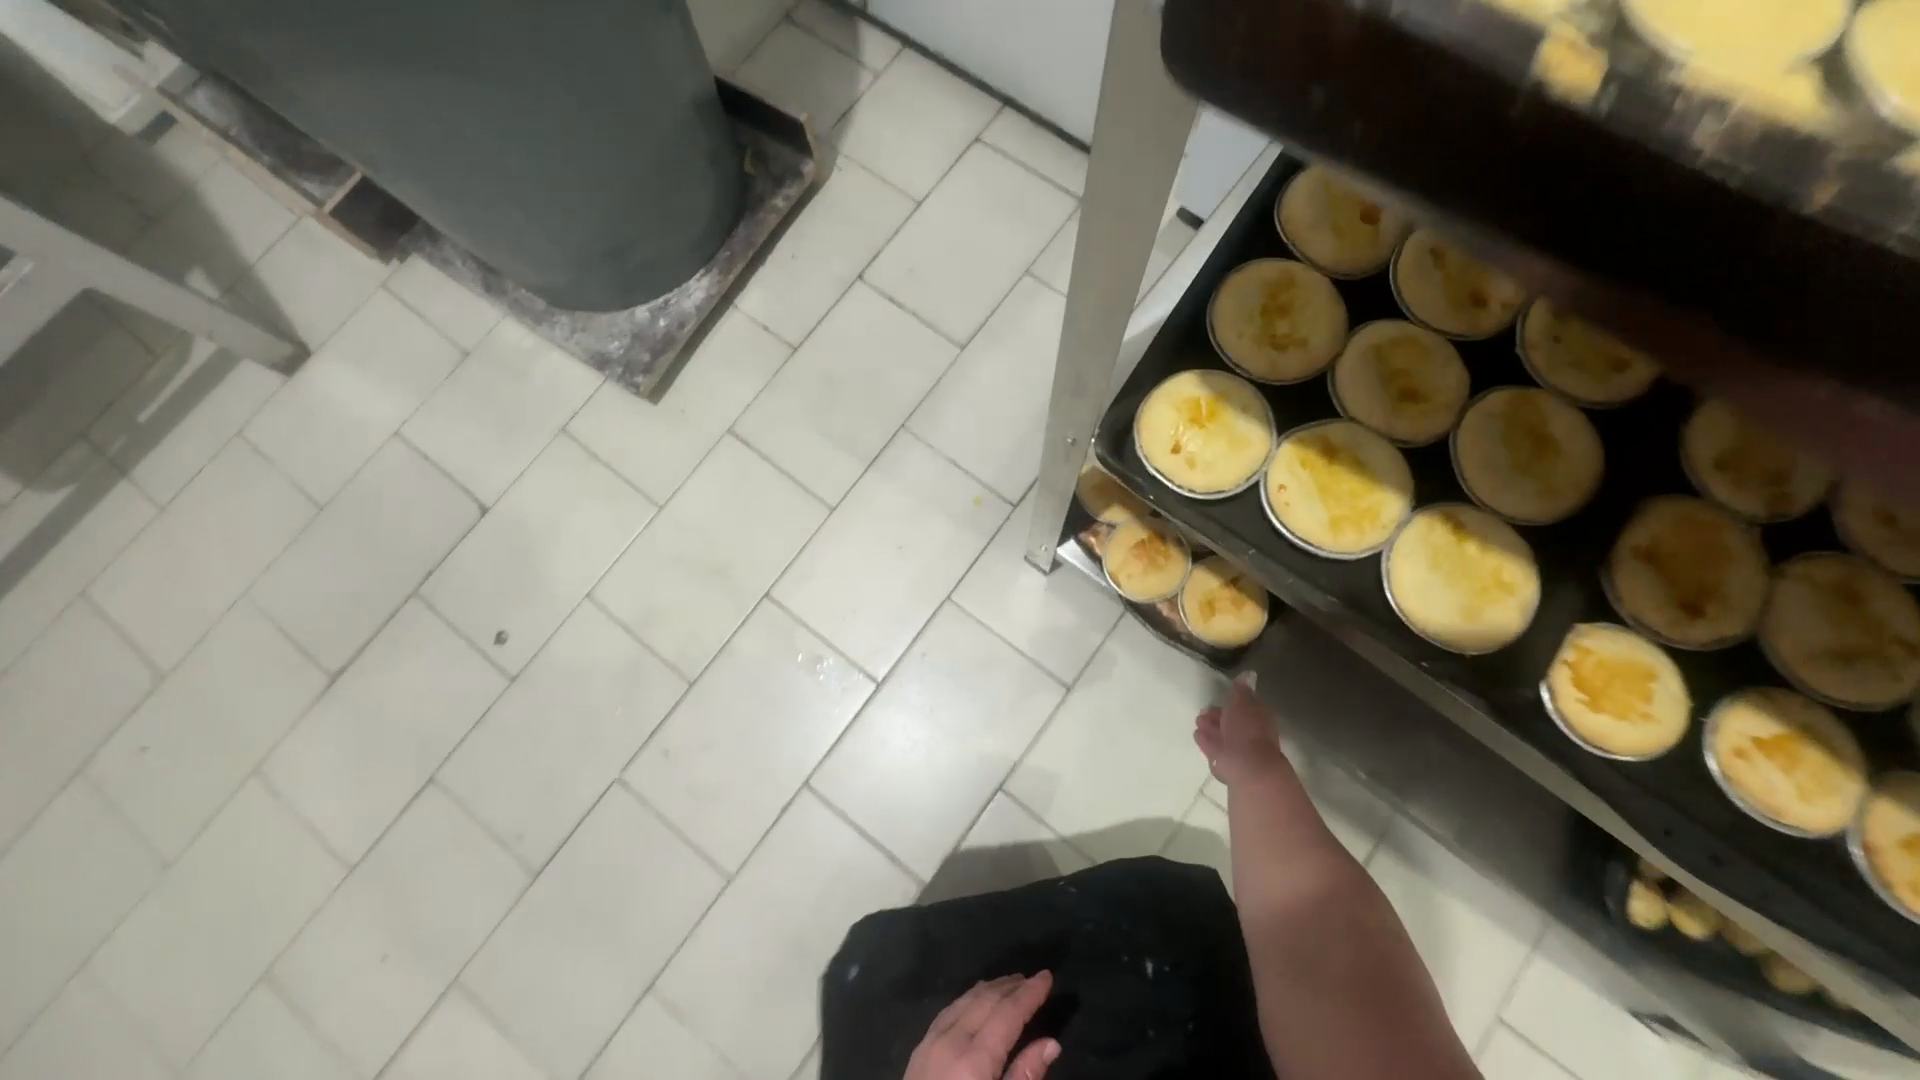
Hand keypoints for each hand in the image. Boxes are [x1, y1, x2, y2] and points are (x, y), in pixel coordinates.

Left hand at [903, 972, 1059, 1079]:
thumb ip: (1024, 1077)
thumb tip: (1050, 1043)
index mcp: (974, 1059)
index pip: (1008, 1014)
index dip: (1029, 993)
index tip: (1047, 977)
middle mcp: (951, 1041)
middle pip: (985, 1000)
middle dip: (1011, 986)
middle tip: (1032, 977)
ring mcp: (930, 1043)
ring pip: (964, 1001)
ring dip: (990, 989)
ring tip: (1009, 984)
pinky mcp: (918, 1051)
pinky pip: (948, 1011)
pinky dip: (968, 999)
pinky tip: (974, 1001)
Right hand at [1194, 670, 1284, 786]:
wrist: (1247, 766)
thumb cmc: (1246, 729)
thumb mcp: (1242, 702)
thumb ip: (1241, 689)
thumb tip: (1249, 674)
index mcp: (1260, 718)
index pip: (1247, 707)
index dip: (1232, 702)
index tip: (1219, 698)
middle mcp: (1253, 734)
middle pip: (1234, 723)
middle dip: (1219, 716)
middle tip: (1203, 711)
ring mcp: (1241, 751)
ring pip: (1224, 736)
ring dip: (1211, 728)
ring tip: (1198, 721)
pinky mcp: (1229, 765)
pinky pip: (1216, 749)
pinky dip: (1208, 741)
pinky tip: (1198, 735)